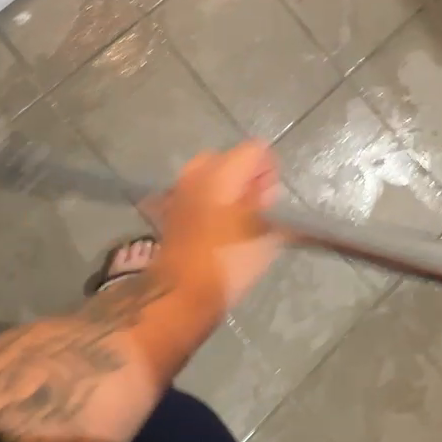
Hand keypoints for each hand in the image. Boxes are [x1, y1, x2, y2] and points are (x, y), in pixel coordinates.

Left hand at [154, 141, 283, 317]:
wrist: (181, 292)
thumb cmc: (227, 263)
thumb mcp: (264, 237)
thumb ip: (270, 206)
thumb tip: (265, 190)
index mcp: (222, 172)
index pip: (256, 149)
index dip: (268, 171)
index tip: (270, 199)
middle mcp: (198, 171)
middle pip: (233, 158)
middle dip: (247, 176)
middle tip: (257, 208)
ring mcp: (180, 186)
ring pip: (213, 172)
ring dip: (229, 187)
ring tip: (239, 218)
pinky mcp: (171, 204)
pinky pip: (199, 188)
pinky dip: (212, 197)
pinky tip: (218, 224)